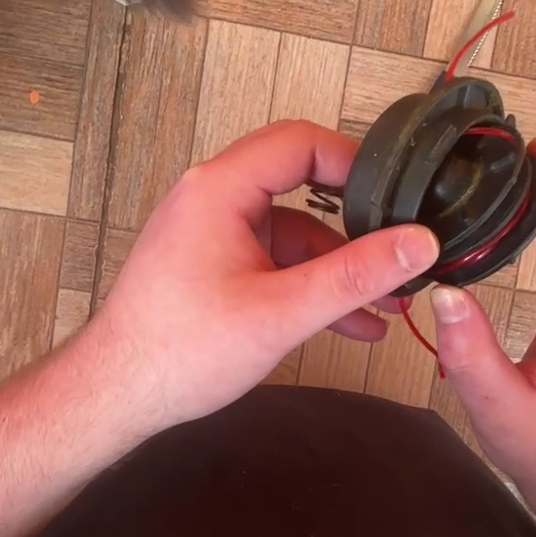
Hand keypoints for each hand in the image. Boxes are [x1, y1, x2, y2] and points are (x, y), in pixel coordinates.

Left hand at [78, 120, 438, 432]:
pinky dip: (312, 286)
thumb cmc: (177, 350)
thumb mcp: (281, 312)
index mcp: (219, 190)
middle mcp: (214, 201)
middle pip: (302, 187)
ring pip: (295, 234)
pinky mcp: (217, 266)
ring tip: (388, 303)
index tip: (395, 191)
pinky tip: (354, 322)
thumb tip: (416, 245)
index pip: (299, 142)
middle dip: (355, 224)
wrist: (119, 394)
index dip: (354, 160)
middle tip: (398, 246)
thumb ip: (355, 276)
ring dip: (340, 268)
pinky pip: (277, 263)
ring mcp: (215, 234)